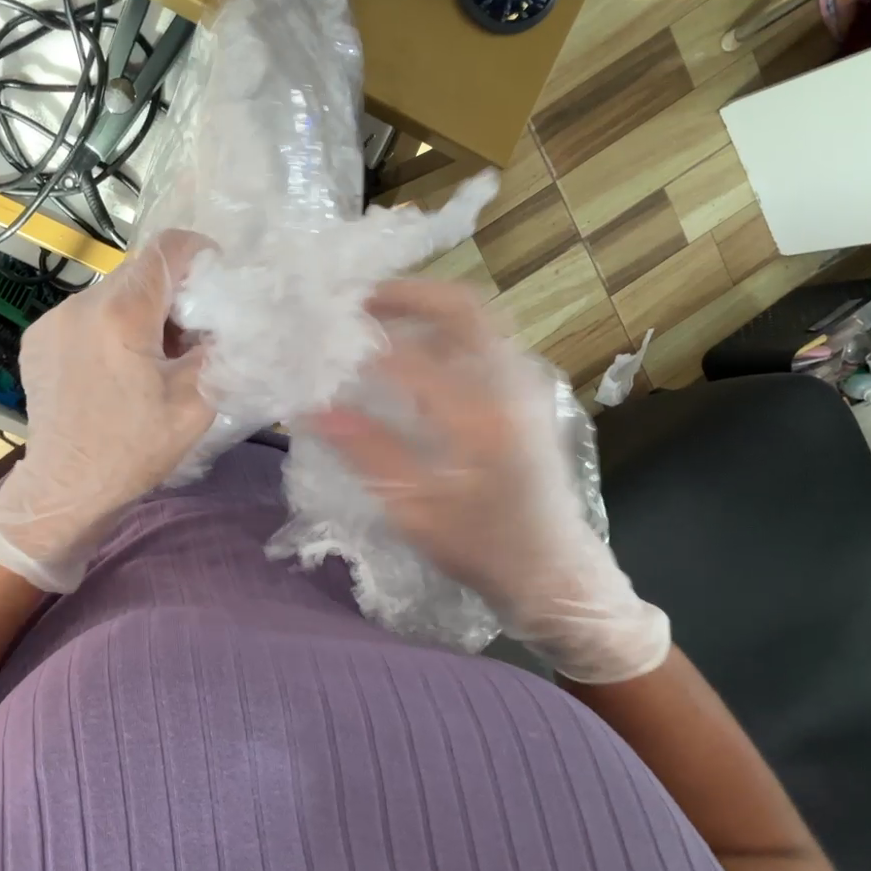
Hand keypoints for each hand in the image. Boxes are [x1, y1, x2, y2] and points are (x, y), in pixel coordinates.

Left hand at [0, 231, 215, 591]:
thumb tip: (229, 320)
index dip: (201, 257)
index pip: (169, 247)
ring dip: (138, 314)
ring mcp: (52, 320)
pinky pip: (84, 316)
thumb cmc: (133, 451)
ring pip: (110, 294)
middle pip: (138, 271)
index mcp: (122, 313)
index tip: (214, 290)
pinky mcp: (36, 340)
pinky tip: (112, 371)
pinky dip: (106, 330)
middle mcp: (81, 304)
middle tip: (187, 339)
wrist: (65, 489)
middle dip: (171, 295)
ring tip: (148, 362)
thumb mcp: (195, 403)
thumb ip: (218, 350)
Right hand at [311, 278, 669, 682]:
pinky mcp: (528, 399)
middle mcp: (512, 387)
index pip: (410, 358)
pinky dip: (446, 335)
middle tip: (358, 302)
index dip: (361, 346)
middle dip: (408, 296)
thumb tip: (313, 410)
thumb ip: (367, 452)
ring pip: (478, 322)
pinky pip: (485, 344)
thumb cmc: (484, 550)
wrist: (556, 575)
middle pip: (463, 309)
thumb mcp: (415, 511)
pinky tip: (414, 358)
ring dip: (427, 313)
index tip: (322, 342)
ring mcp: (527, 388)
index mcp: (482, 417)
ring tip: (378, 323)